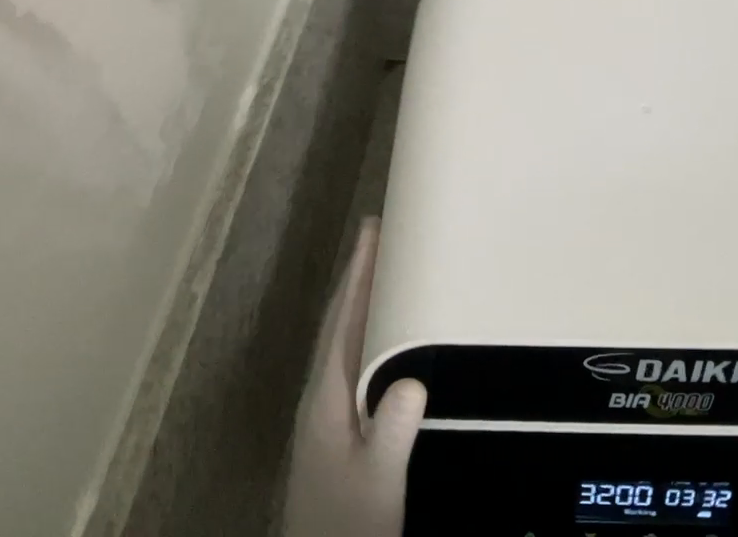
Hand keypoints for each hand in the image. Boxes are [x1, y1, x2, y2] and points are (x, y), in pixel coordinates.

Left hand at [281, 219, 427, 536]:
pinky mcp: (340, 429)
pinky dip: (370, 332)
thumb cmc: (350, 519)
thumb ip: (393, 428)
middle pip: (341, 322)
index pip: (343, 320)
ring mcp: (328, 413)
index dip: (357, 274)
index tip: (373, 229)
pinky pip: (356, 360)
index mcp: (328, 396)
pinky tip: (389, 338)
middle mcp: (323, 396)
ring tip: (388, 271)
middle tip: (383, 236)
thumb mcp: (379, 476)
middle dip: (360, 277)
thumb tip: (414, 378)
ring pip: (347, 340)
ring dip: (365, 301)